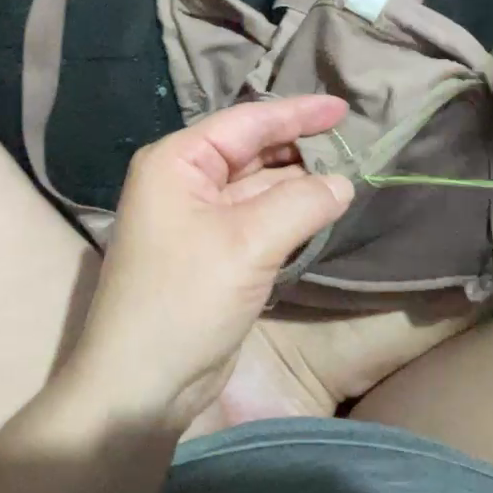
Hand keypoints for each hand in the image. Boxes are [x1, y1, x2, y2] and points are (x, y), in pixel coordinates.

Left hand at [64, 96, 353, 429]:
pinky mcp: (211, 252)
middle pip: (250, 150)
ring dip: (297, 182)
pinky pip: (255, 218)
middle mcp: (183, 180)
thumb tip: (344, 181)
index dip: (297, 113)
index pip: (246, 123)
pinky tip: (320, 207)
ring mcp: (195, 218)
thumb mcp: (247, 244)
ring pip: (256, 186)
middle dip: (298, 147)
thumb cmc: (184, 299)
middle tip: (352, 140)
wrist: (140, 384)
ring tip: (347, 171)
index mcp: (176, 161)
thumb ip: (301, 204)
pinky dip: (287, 212)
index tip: (343, 107)